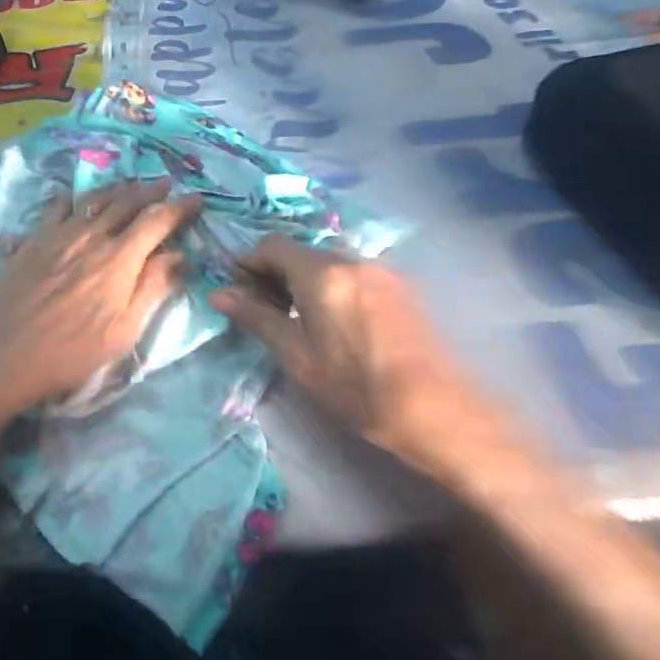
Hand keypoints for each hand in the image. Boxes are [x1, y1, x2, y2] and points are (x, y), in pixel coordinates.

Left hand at [0, 180, 200, 445]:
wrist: (9, 352)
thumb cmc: (73, 351)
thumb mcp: (124, 330)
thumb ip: (153, 287)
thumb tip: (180, 255)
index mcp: (119, 258)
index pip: (156, 221)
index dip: (179, 208)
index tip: (196, 199)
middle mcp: (91, 235)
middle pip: (126, 201)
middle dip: (150, 190)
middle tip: (166, 183)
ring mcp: (59, 233)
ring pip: (93, 198)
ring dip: (117, 188)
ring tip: (130, 184)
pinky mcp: (33, 239)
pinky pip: (56, 207)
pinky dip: (71, 197)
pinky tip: (73, 195)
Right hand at [207, 236, 520, 481]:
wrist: (440, 414)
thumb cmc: (358, 389)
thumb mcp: (298, 357)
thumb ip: (257, 317)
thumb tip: (218, 293)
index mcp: (321, 273)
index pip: (270, 245)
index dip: (248, 264)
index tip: (238, 292)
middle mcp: (351, 259)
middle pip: (299, 251)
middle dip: (274, 273)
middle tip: (264, 310)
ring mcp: (380, 270)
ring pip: (326, 261)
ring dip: (302, 279)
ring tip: (298, 318)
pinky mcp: (400, 286)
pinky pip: (351, 273)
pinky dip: (330, 285)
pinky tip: (333, 321)